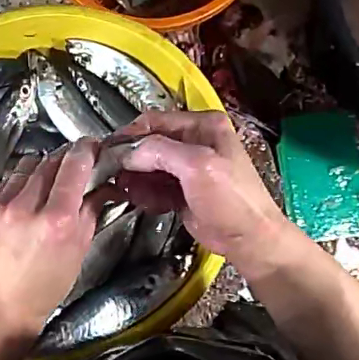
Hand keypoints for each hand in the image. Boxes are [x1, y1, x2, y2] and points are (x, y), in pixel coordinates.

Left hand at [0, 142, 99, 338]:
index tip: (92, 146)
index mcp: (58, 220)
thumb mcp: (81, 246)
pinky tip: (29, 199)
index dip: (86, 150)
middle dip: (67, 159)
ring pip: (30, 165)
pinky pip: (11, 179)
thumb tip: (105, 183)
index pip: (74, 166)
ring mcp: (3, 205)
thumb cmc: (49, 282)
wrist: (7, 301)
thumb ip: (92, 207)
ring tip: (50, 186)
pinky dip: (24, 183)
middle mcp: (27, 208)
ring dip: (44, 169)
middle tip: (76, 164)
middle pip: (52, 161)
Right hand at [110, 110, 298, 273]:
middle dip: (132, 161)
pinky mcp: (182, 190)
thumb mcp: (197, 166)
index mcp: (203, 126)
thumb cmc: (232, 199)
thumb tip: (127, 151)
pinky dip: (146, 193)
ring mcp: (188, 167)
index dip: (131, 136)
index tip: (110, 152)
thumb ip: (160, 151)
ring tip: (130, 191)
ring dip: (136, 180)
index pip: (155, 121)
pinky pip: (154, 186)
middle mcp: (195, 142)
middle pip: (149, 144)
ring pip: (148, 167)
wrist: (248, 238)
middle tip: (115, 175)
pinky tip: (144, 201)